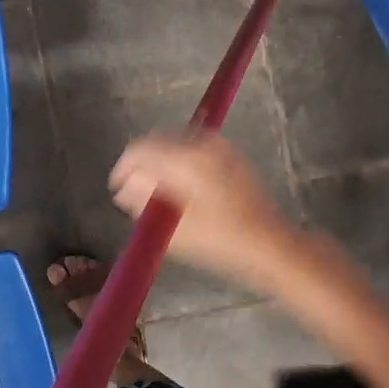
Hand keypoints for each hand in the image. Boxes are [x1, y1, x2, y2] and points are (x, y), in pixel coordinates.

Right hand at [108, 131, 301, 292]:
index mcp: (187, 158)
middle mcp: (203, 143)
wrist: (272, 244)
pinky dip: (180, 165)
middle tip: (135, 195)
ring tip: (158, 195)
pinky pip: (194, 151)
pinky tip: (182, 190)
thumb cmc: (221, 240)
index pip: (141, 149)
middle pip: (158, 143)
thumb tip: (124, 189)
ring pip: (175, 146)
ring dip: (161, 165)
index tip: (116, 188)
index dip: (124, 168)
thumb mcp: (174, 227)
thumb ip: (143, 202)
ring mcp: (220, 147)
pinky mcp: (231, 155)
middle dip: (143, 166)